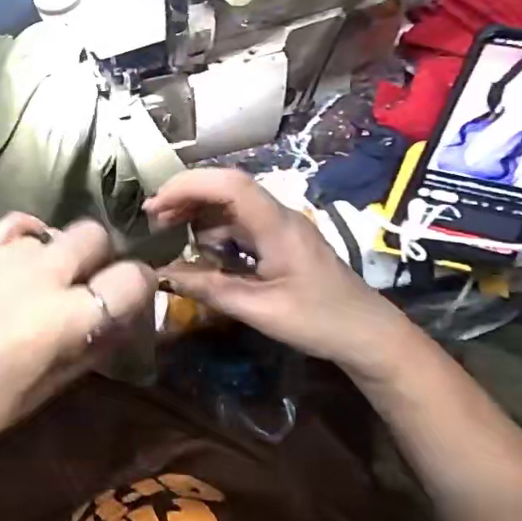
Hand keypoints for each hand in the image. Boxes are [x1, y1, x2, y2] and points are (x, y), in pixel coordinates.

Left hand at [0, 214, 156, 497]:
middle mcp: (39, 274)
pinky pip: (16, 223)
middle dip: (103, 259)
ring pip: (57, 229)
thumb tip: (123, 321)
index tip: (131, 301)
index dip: (140, 288)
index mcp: (64, 316)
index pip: (130, 278)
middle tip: (91, 288)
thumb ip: (94, 347)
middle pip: (96, 236)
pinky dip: (30, 235)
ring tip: (50, 280)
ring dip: (65, 252)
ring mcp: (3, 256)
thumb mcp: (51, 387)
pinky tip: (25, 257)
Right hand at [144, 168, 417, 380]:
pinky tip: (195, 247)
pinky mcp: (277, 238)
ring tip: (165, 230)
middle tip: (152, 219)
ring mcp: (278, 225)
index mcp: (277, 225)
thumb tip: (160, 274)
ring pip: (228, 202)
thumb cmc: (319, 321)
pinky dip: (209, 227)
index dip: (187, 186)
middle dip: (184, 195)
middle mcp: (277, 215)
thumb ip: (208, 288)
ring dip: (194, 210)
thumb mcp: (258, 310)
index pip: (229, 184)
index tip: (155, 206)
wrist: (370, 336)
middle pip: (225, 186)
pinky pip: (236, 220)